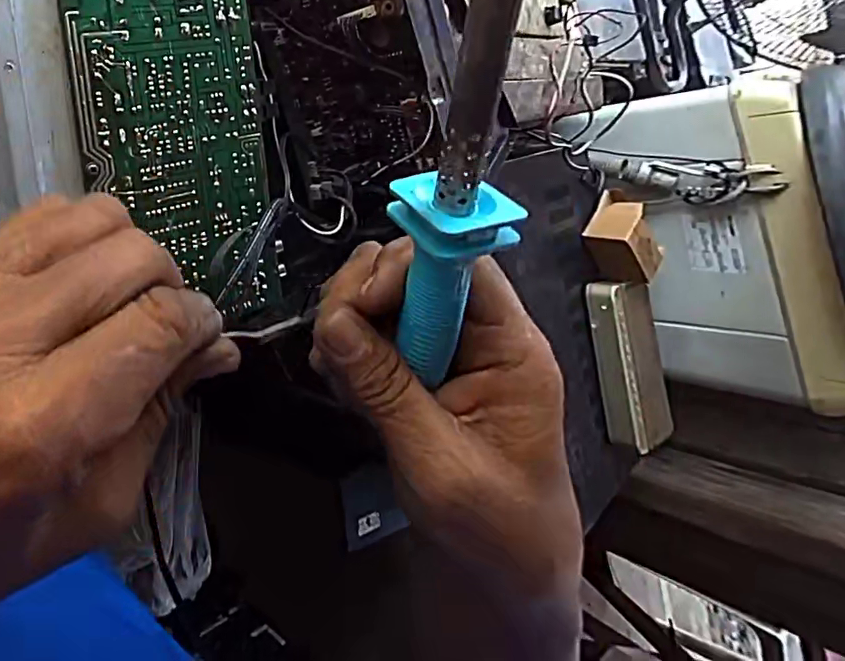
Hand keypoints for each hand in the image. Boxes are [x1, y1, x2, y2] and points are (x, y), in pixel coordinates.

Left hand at [0, 195, 239, 659]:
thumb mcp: (91, 509)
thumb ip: (162, 414)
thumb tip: (217, 346)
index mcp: (32, 422)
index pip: (153, 324)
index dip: (198, 321)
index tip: (206, 335)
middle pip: (134, 256)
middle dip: (172, 287)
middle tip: (165, 328)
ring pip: (100, 217)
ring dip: (132, 254)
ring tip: (121, 301)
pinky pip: (54, 210)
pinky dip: (87, 236)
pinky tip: (80, 281)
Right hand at [309, 239, 580, 647]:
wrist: (498, 580)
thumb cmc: (496, 530)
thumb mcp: (440, 464)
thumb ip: (387, 390)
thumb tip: (335, 322)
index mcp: (509, 346)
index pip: (460, 263)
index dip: (408, 265)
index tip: (364, 299)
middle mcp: (473, 334)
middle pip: (410, 268)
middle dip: (363, 295)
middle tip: (338, 342)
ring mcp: (440, 349)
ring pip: (380, 295)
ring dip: (347, 326)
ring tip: (343, 377)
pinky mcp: (412, 367)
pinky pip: (366, 331)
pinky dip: (343, 350)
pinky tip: (344, 386)